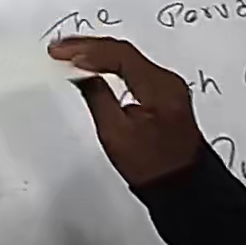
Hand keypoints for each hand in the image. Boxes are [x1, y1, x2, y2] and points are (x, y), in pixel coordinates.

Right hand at [50, 36, 202, 185]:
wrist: (186, 197)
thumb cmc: (154, 170)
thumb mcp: (116, 133)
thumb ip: (95, 95)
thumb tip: (79, 72)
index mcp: (160, 87)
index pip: (118, 54)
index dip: (85, 49)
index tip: (59, 52)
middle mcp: (166, 81)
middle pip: (122, 51)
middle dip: (88, 47)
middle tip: (59, 48)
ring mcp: (166, 86)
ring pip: (124, 57)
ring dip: (96, 53)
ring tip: (68, 52)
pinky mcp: (161, 93)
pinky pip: (130, 67)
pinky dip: (107, 63)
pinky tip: (91, 63)